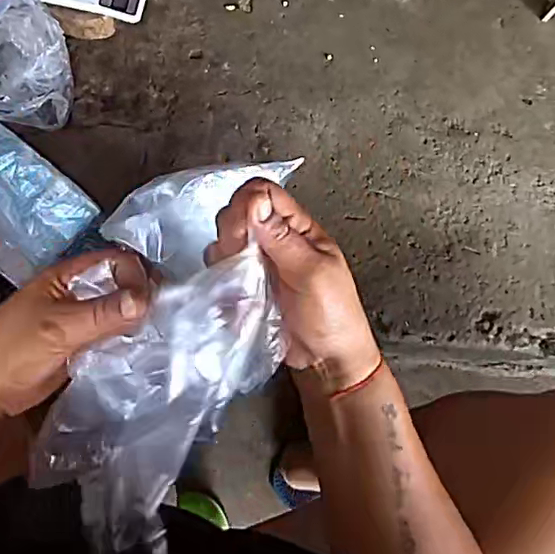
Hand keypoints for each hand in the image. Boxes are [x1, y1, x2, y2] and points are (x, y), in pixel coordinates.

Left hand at [0, 249, 150, 416]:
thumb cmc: (11, 350)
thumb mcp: (59, 328)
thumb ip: (104, 313)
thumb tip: (146, 298)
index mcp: (67, 276)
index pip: (115, 261)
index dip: (136, 273)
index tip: (152, 297)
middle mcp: (77, 292)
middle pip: (120, 283)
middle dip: (142, 294)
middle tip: (165, 312)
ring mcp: (79, 318)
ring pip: (118, 309)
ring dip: (136, 317)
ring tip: (160, 329)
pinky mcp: (81, 343)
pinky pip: (112, 333)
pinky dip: (127, 337)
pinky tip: (142, 346)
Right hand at [208, 181, 381, 396]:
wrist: (327, 360)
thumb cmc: (333, 314)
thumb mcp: (313, 273)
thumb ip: (283, 239)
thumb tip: (255, 203)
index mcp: (299, 228)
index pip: (264, 193)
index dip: (248, 203)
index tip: (243, 230)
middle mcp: (275, 240)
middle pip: (238, 213)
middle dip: (231, 231)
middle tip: (241, 257)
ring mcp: (259, 263)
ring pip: (225, 242)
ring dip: (224, 257)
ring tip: (240, 281)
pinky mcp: (246, 287)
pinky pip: (222, 272)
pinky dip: (220, 280)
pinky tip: (233, 297)